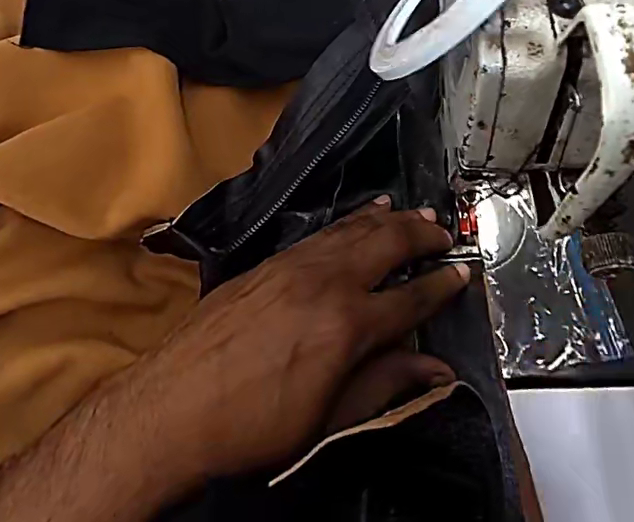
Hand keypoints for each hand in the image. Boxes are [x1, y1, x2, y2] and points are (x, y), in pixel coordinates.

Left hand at [114, 199, 469, 480]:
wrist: (172, 406)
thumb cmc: (251, 422)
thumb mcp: (328, 419)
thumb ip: (386, 385)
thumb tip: (435, 373)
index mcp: (348, 325)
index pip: (411, 298)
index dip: (442, 286)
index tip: (461, 275)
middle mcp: (327, 281)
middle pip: (389, 243)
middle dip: (423, 233)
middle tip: (444, 231)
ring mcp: (298, 264)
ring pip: (357, 227)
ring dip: (391, 217)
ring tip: (415, 210)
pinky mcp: (274, 260)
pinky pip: (326, 230)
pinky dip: (353, 219)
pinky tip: (363, 214)